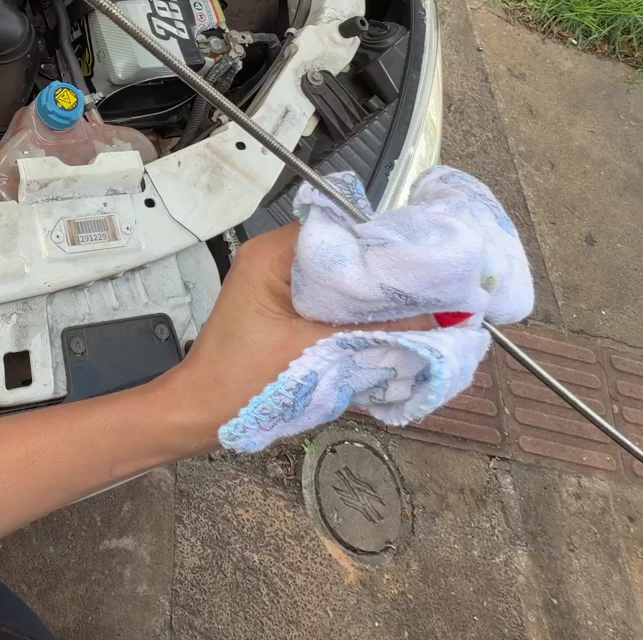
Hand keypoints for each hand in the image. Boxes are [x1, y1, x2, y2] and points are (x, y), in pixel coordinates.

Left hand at [154, 224, 432, 449]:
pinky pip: (332, 302)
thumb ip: (373, 331)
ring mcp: (279, 283)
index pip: (340, 231)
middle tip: (439, 301)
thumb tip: (436, 317)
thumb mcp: (314, 353)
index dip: (387, 249)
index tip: (432, 272)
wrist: (203, 411)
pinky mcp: (286, 308)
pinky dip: (359, 318)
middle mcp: (274, 258)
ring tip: (423, 319)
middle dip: (388, 280)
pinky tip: (388, 336)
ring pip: (343, 282)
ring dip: (377, 302)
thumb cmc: (243, 381)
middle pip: (345, 255)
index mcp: (271, 255)